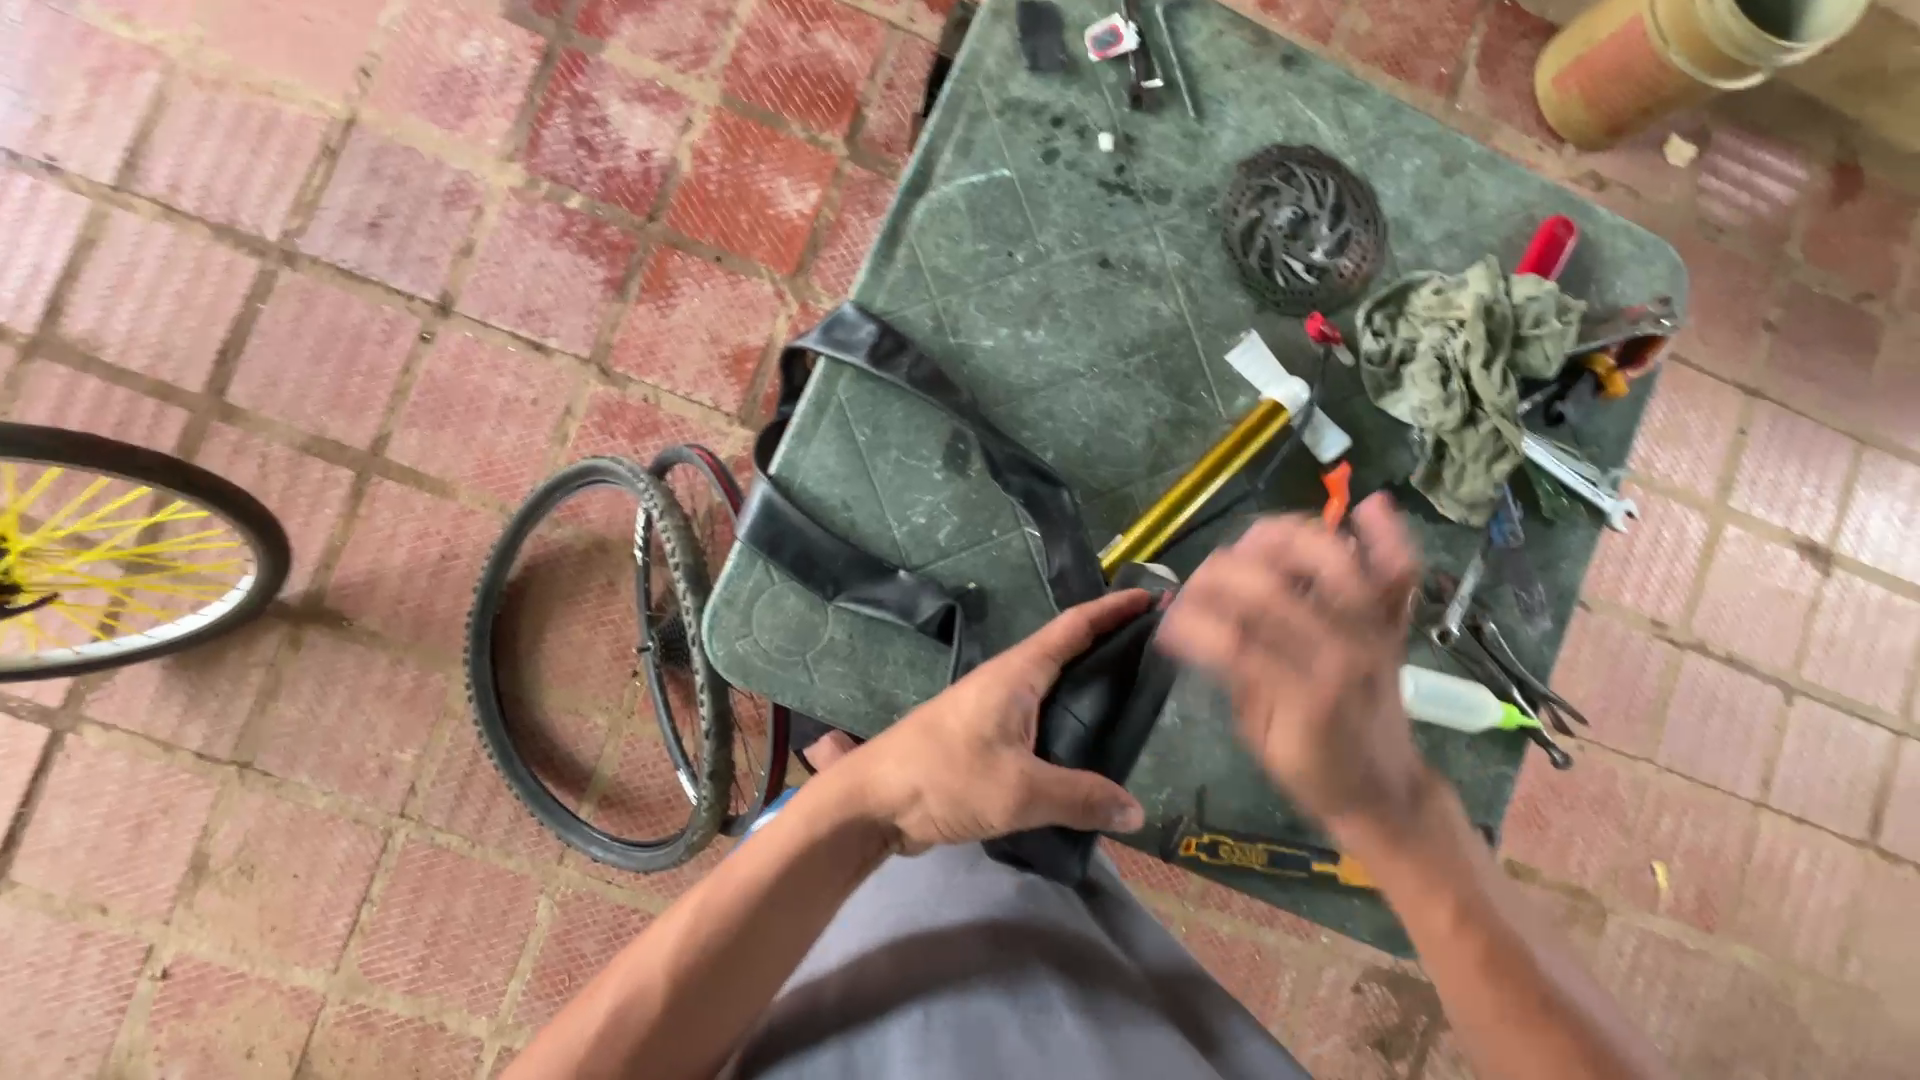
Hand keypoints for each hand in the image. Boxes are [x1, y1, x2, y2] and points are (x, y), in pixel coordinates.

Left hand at [829, 590, 1152, 853]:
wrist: (873, 802)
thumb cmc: (944, 777)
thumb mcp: (1020, 791)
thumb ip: (1080, 798)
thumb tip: (1136, 811)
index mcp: (1017, 674)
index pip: (1075, 627)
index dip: (1114, 610)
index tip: (1153, 598)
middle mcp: (1006, 683)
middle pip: (1067, 654)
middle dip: (1111, 648)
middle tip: (1160, 659)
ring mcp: (992, 712)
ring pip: (1052, 693)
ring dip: (1089, 692)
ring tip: (1136, 707)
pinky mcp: (983, 741)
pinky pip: (1038, 726)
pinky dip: (1068, 729)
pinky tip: (1088, 755)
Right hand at [1156, 493, 1429, 832]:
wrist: (1385, 791)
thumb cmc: (1312, 770)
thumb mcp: (1256, 733)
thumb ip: (1230, 673)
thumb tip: (1185, 628)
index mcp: (1301, 691)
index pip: (1229, 638)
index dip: (1188, 624)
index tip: (1167, 626)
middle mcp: (1341, 651)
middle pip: (1268, 587)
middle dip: (1216, 576)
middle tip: (1196, 588)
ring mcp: (1373, 631)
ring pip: (1326, 559)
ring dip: (1278, 539)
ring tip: (1248, 545)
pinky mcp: (1394, 624)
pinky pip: (1396, 569)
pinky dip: (1384, 535)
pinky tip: (1365, 507)